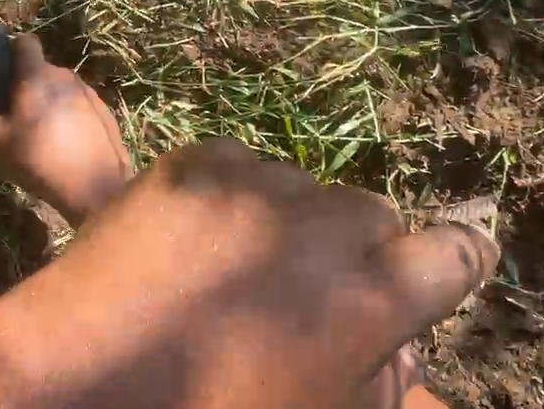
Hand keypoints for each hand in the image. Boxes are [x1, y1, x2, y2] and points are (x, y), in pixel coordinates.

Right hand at [0, 33, 130, 225]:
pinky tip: (70, 148)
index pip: (25, 42)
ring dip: (53, 104)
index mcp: (37, 76)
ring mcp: (90, 94)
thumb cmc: (39, 160)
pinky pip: (81, 107)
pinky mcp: (106, 113)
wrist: (96, 190)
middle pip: (43, 71)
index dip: (13, 53)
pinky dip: (73, 119)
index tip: (7, 77)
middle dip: (31, 87)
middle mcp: (65, 76)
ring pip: (63, 89)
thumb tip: (0, 110)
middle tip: (23, 118)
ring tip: (49, 138)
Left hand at [0, 138, 497, 407]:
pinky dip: (236, 190)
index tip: (444, 261)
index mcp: (369, 296)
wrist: (91, 366)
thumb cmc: (210, 408)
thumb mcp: (315, 406)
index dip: (451, 261)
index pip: (452, 254)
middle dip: (356, 245)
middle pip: (370, 211)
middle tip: (312, 280)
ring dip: (290, 214)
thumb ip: (374, 374)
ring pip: (301, 183)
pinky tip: (204, 229)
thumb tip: (395, 339)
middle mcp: (319, 225)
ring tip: (243, 257)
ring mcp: (251, 183)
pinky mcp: (193, 160)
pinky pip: (240, 163)